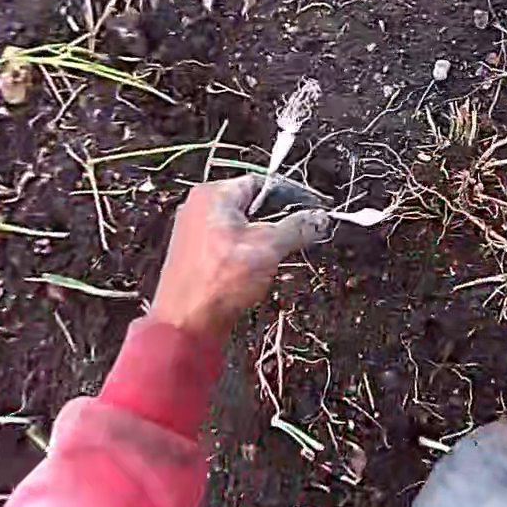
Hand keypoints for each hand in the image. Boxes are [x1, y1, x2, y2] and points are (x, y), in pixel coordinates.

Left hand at [149, 176, 332, 340]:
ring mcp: (196, 229)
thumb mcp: (269, 247)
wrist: (186, 324)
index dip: (292, 194)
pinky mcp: (197, 252)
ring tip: (286, 247)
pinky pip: (232, 239)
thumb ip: (298, 227)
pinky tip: (264, 262)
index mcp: (214, 194)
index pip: (262, 182)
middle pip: (253, 202)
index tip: (313, 207)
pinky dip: (252, 246)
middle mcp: (200, 206)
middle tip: (305, 228)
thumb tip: (320, 218)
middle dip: (281, 215)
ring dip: (268, 233)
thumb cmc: (221, 280)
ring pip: (244, 222)